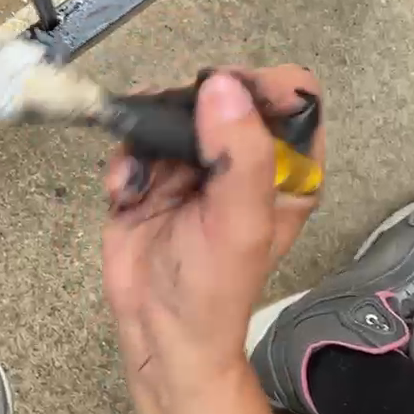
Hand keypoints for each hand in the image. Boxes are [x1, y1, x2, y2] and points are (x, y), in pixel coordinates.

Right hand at [100, 67, 323, 396]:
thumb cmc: (213, 286)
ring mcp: (192, 164)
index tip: (220, 99)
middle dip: (187, 106)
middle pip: (223, 92)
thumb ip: (239, 154)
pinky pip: (134, 141)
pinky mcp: (150, 174)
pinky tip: (122, 193)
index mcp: (285, 167)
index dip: (260, 87)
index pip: (290, 97)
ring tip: (136, 171)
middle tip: (166, 131)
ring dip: (146, 132)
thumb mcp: (240, 223)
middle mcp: (240, 157)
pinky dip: (122, 161)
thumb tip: (221, 85)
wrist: (157, 329)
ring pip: (171, 110)